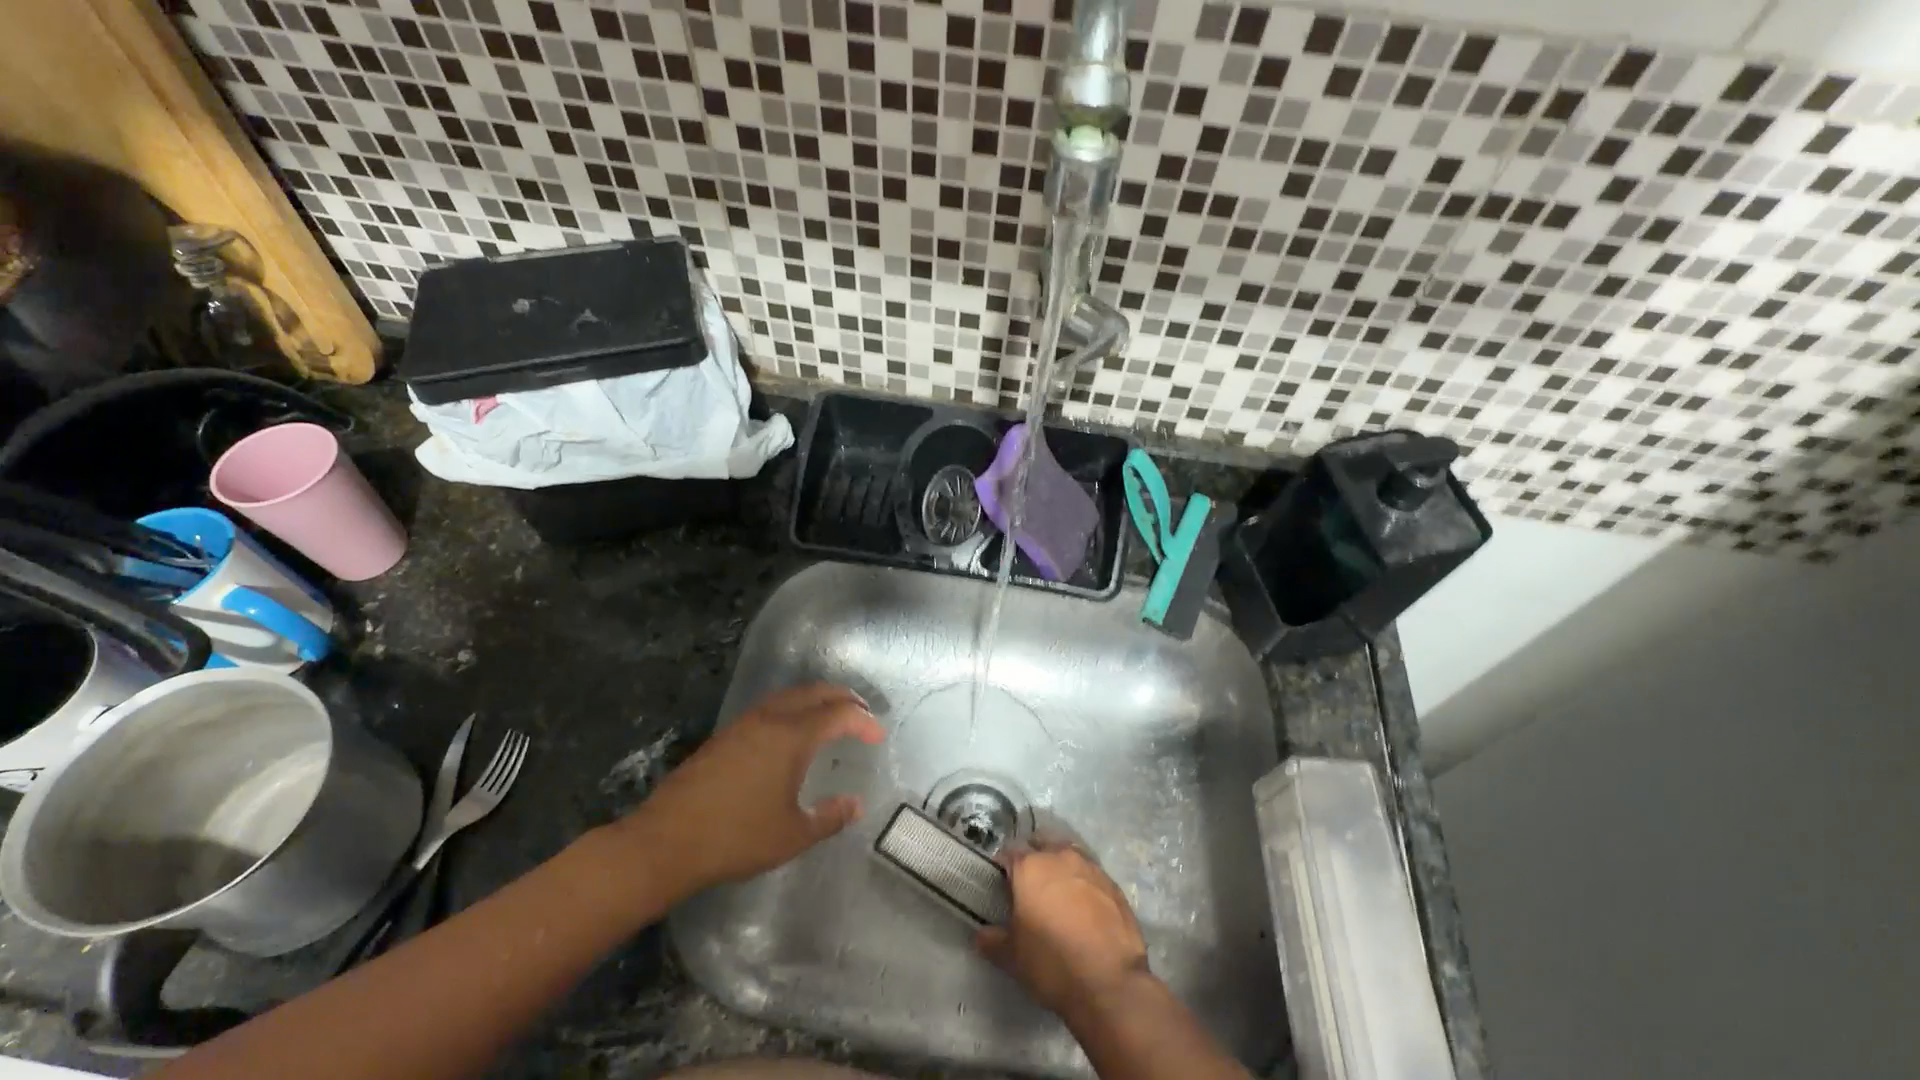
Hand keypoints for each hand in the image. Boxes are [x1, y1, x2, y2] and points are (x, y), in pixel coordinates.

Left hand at [619, 683, 883, 894]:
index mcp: (791, 737)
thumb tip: (855, 805)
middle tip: (861, 712)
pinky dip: (790, 711)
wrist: (667, 841)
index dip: (863, 721)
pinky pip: (767, 710)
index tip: (879, 736)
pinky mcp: (722, 738)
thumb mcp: (793, 835)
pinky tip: (790, 735)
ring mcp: (741, 726)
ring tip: (829, 718)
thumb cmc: (737, 838)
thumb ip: (830, 817)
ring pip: (786, 697)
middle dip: (841, 697)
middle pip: (812, 693)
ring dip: (813, 701)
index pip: (838, 714)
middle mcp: (768, 720)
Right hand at [976, 840, 1151, 1018]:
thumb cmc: (1052, 964)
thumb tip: (982, 935)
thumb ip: (993, 941)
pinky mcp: (1116, 887)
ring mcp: (1092, 869)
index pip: (1010, 852)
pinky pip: (1093, 876)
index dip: (1003, 865)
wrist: (1110, 984)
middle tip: (1029, 884)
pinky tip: (1084, 908)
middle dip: (1034, 857)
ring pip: (1071, 855)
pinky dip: (1084, 884)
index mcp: (1031, 867)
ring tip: (1058, 894)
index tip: (1000, 882)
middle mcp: (1062, 857)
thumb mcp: (1012, 957)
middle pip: (1043, 844)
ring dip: (1061, 867)